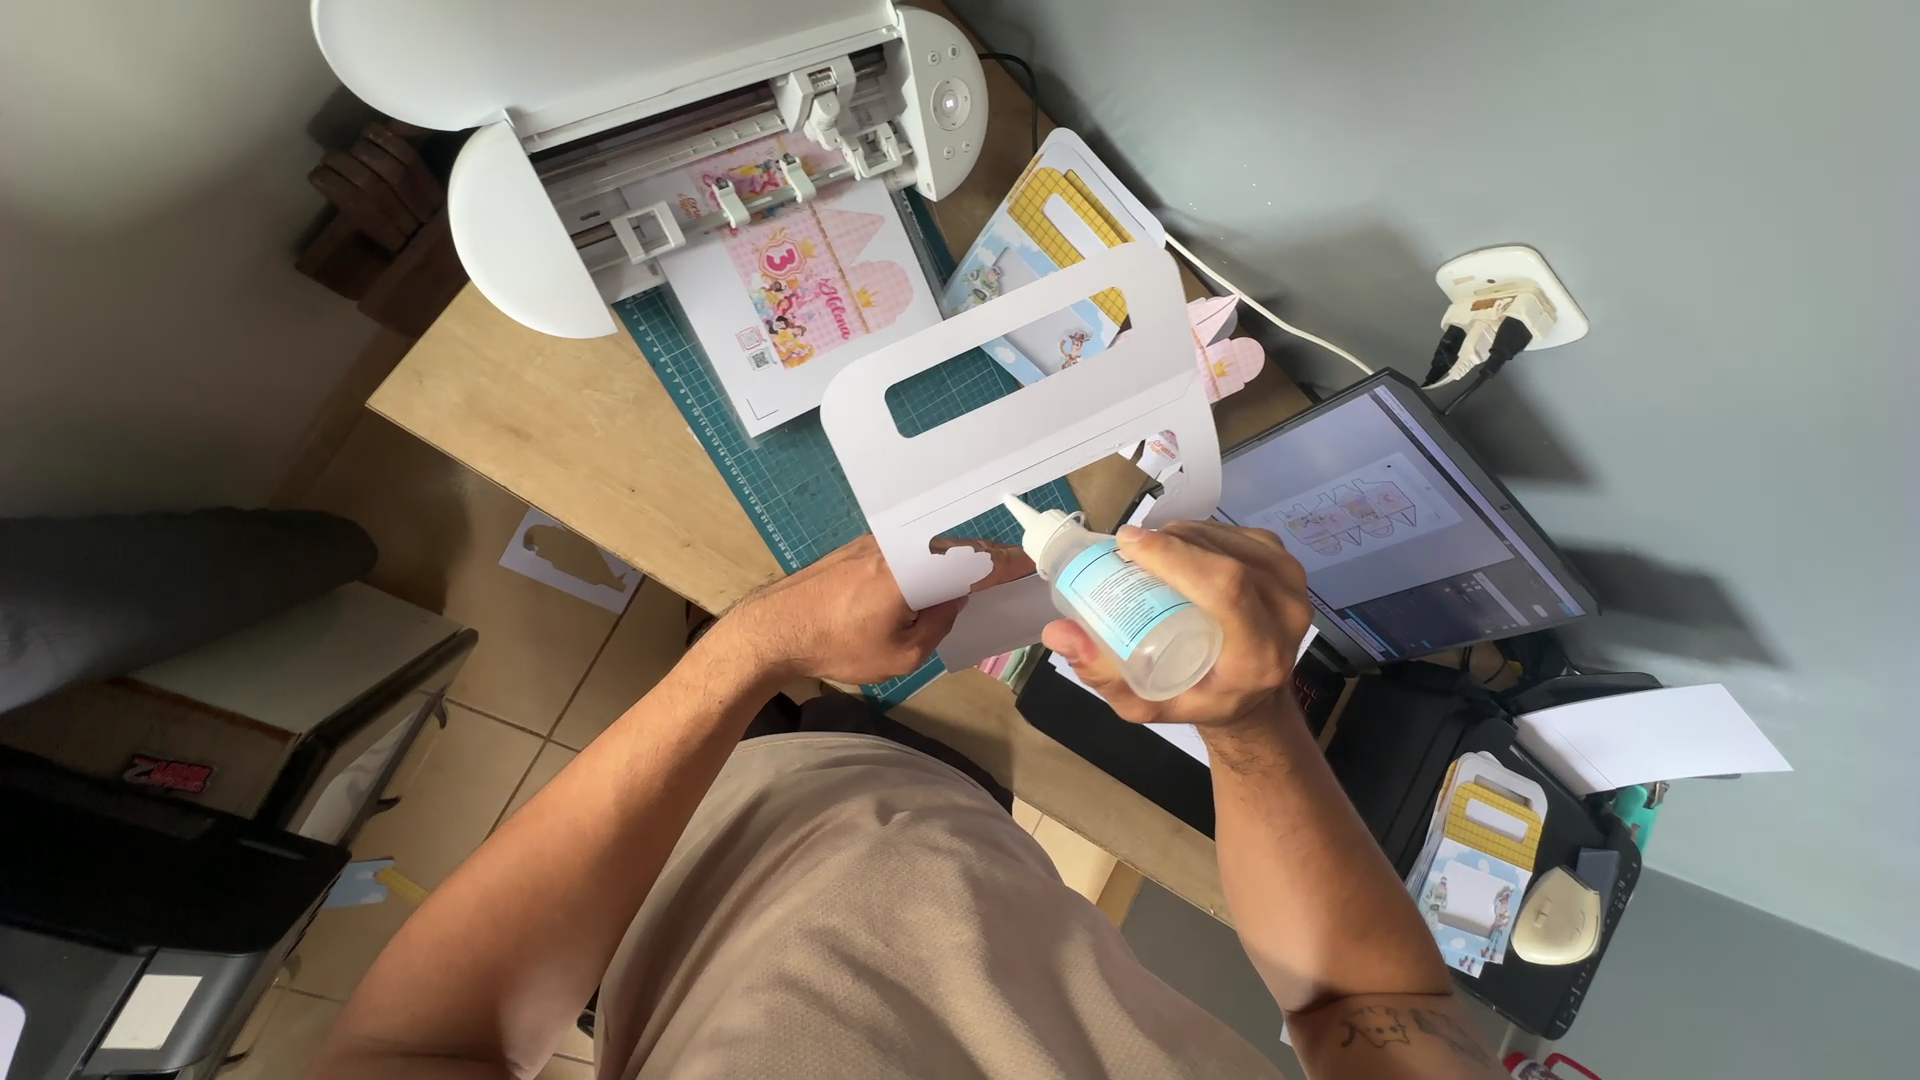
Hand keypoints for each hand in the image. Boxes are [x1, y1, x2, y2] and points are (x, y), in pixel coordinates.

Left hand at [720, 535, 1033, 684]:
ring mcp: (878, 542)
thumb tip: (952, 602)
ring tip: (979, 578)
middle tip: (1014, 571)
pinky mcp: (861, 546)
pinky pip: (909, 550)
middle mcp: (900, 546)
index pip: (974, 564)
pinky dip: (931, 561)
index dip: (1008, 565)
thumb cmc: (837, 646)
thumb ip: (937, 626)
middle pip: (956, 548)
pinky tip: (935, 578)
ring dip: (958, 561)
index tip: (1034, 565)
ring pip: (931, 548)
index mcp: (914, 569)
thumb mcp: (901, 655)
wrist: (772, 629)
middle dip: (988, 559)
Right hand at [1041, 521, 1312, 727]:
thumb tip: (1058, 632)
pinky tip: (1176, 546)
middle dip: (1169, 542)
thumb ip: (1103, 675)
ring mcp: (1291, 585)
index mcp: (1258, 655)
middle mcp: (1286, 616)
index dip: (1174, 557)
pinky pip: (1233, 532)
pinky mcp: (1283, 563)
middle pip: (1225, 558)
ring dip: (1181, 535)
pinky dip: (1197, 533)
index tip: (1127, 545)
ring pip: (1227, 538)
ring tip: (1147, 549)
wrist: (1252, 697)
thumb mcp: (1145, 703)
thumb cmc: (1197, 699)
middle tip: (1126, 544)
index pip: (1225, 588)